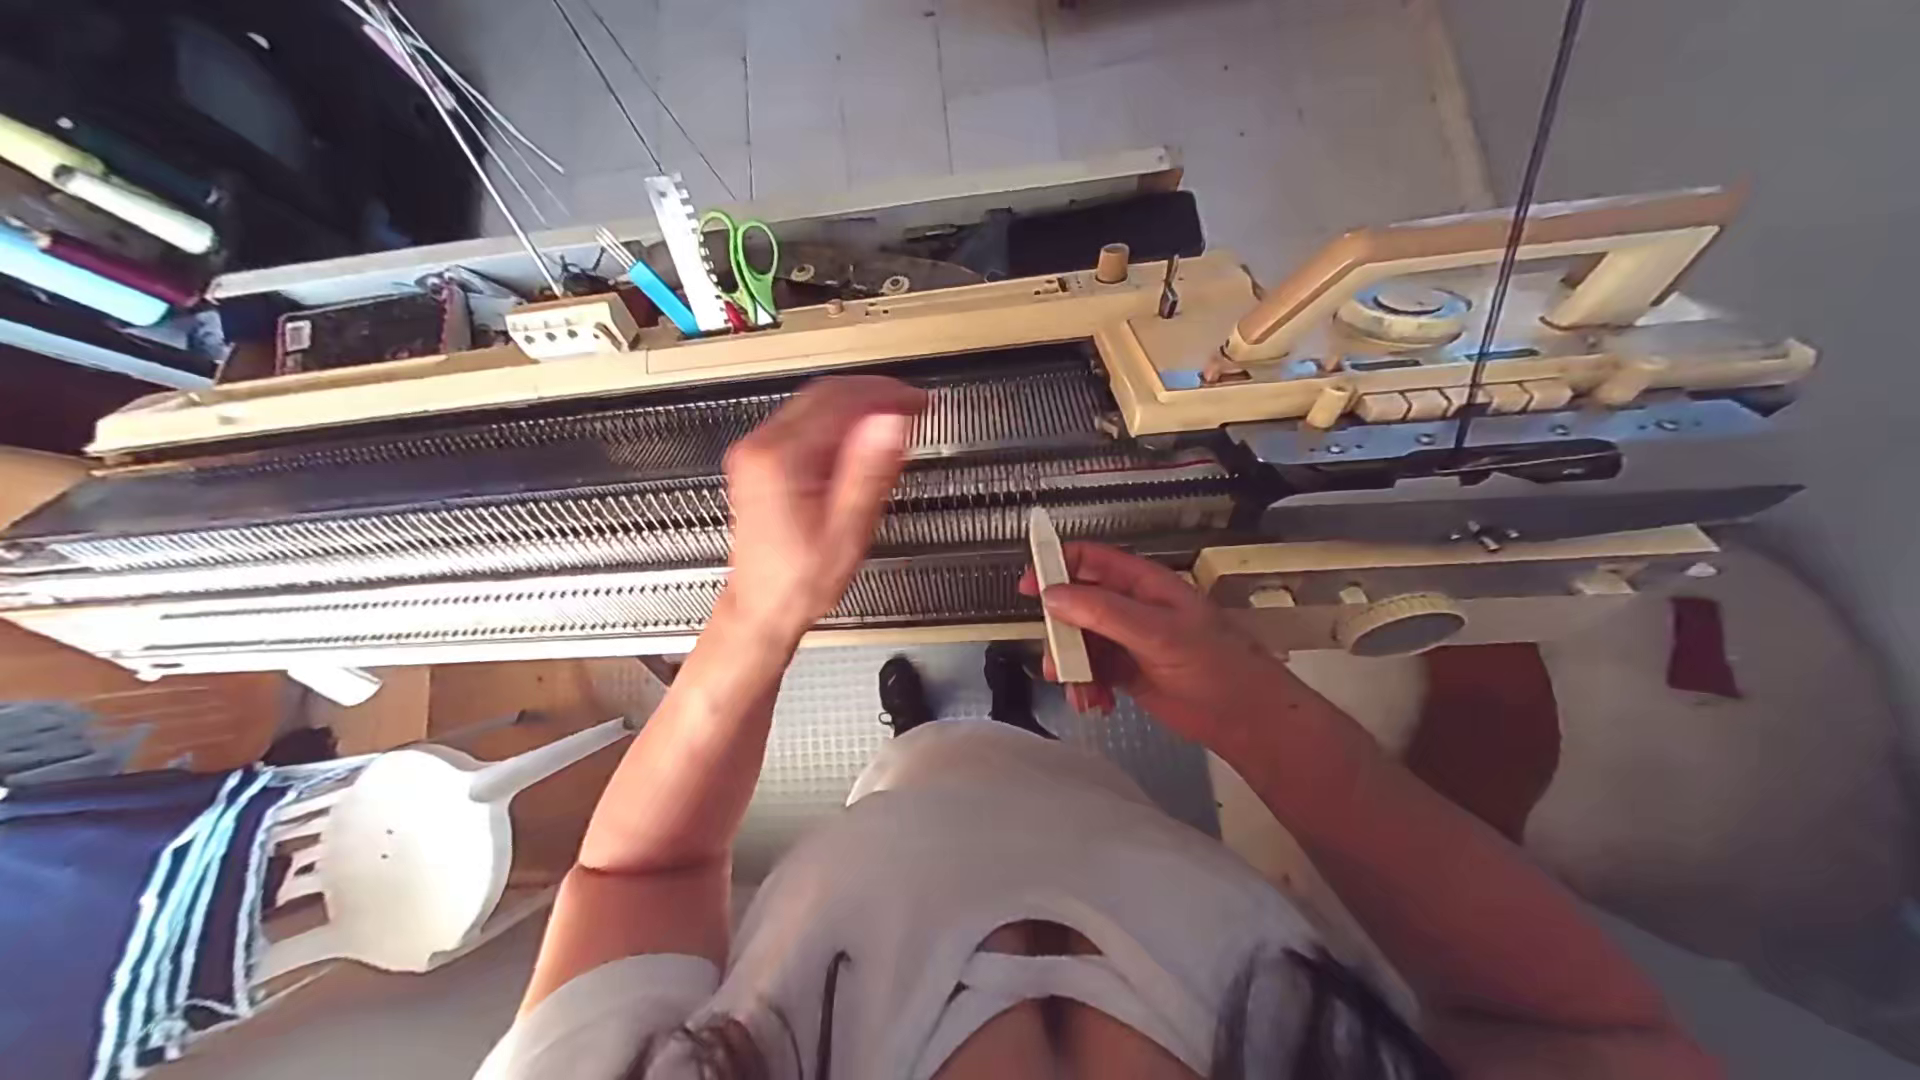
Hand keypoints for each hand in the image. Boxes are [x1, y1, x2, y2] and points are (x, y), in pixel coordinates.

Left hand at [721, 375, 926, 641]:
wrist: (764, 606)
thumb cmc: (799, 580)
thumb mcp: (848, 530)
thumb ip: (870, 471)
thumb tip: (891, 423)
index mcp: (781, 459)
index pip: (839, 401)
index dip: (885, 394)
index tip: (916, 401)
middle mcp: (761, 447)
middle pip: (824, 392)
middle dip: (873, 392)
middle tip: (911, 402)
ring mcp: (758, 452)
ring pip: (813, 402)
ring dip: (857, 402)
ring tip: (894, 414)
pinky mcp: (762, 461)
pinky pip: (805, 421)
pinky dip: (840, 419)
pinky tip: (863, 432)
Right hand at [1018, 542, 1301, 746]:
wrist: (1244, 718)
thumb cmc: (1212, 663)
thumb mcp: (1157, 632)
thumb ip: (1103, 612)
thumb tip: (1051, 596)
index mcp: (1141, 584)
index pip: (1091, 560)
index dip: (1057, 565)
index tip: (1028, 585)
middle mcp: (1130, 607)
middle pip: (1076, 607)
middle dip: (1060, 633)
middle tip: (1053, 660)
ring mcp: (1126, 640)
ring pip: (1079, 643)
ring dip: (1072, 668)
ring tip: (1079, 692)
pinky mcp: (1125, 672)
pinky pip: (1091, 672)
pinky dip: (1086, 687)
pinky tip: (1096, 704)